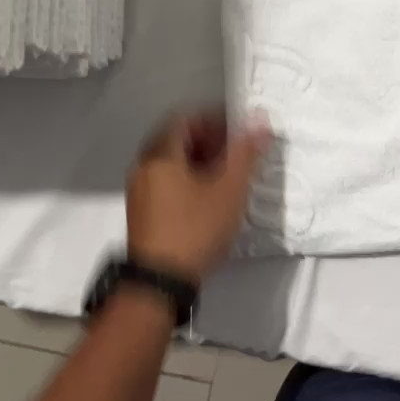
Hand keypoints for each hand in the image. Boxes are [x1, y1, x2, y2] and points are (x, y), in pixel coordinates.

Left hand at [126, 109, 270, 281]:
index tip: (238, 132)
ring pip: (171, 162)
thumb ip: (245, 153)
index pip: (184, 118)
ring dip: (200, 161)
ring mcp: (139, 190)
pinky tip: (208, 199)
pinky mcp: (142, 212)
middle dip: (209, 140)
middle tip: (236, 154)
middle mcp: (144, 167)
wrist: (159, 282)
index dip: (214, 119)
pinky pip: (165, 181)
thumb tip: (259, 118)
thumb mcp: (229, 190)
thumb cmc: (196, 229)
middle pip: (176, 139)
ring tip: (227, 177)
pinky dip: (187, 179)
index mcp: (160, 155)